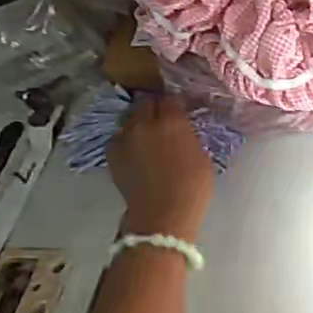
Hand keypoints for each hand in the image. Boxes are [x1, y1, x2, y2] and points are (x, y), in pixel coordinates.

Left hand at [109, 95, 212, 238]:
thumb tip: (182, 128)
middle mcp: (144, 122)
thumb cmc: (192, 188)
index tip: (181, 111)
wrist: (162, 214)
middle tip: (164, 121)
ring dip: (140, 124)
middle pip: (146, 103)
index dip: (175, 104)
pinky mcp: (111, 151)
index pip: (170, 98)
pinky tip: (138, 154)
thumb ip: (188, 135)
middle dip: (155, 108)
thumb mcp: (201, 156)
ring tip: (150, 140)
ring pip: (131, 119)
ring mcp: (124, 136)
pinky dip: (129, 140)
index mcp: (172, 121)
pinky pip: (121, 137)